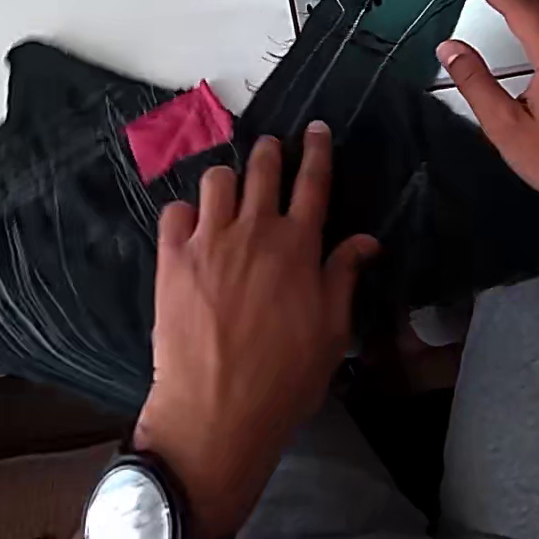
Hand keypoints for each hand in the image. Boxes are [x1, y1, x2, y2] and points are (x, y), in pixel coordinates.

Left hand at [134, 121, 377, 538]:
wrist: (216, 409)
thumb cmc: (284, 378)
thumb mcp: (331, 332)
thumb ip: (344, 276)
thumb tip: (367, 240)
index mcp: (297, 247)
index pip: (312, 183)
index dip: (317, 150)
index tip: (316, 128)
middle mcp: (253, 231)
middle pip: (262, 169)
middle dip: (270, 150)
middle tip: (272, 148)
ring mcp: (208, 240)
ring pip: (216, 180)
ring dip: (227, 180)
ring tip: (229, 195)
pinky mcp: (172, 255)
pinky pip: (174, 211)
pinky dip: (184, 213)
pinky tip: (191, 228)